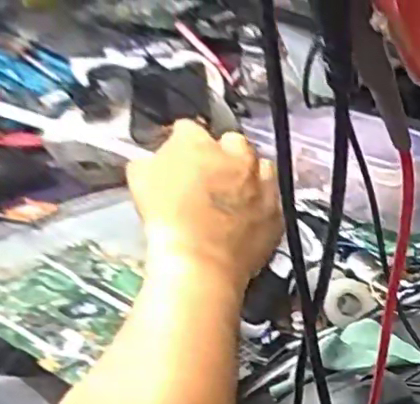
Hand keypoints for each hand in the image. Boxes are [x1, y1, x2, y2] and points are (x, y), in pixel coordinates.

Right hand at [126, 121, 281, 287]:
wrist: (202, 259)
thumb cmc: (168, 218)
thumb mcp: (141, 175)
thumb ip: (159, 158)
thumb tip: (166, 160)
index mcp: (199, 143)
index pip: (191, 129)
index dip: (185, 142)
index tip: (183, 154)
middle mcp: (238, 161)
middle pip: (236, 142)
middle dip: (226, 152)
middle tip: (215, 169)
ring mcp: (263, 189)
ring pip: (264, 168)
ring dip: (252, 173)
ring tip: (239, 188)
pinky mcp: (278, 216)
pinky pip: (275, 201)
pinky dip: (265, 203)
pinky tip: (252, 212)